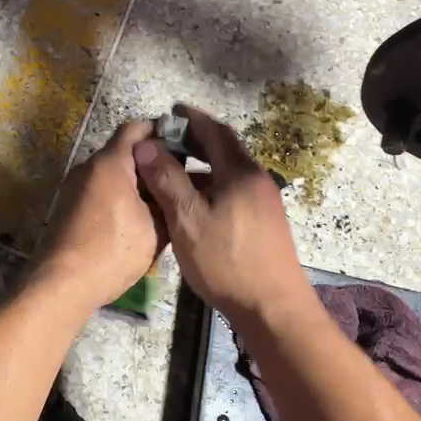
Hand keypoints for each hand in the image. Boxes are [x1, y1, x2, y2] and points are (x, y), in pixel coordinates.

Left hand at [30, 121, 163, 310]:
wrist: (61, 284)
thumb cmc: (111, 252)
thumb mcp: (154, 229)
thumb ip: (168, 202)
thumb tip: (177, 189)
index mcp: (109, 163)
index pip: (137, 129)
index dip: (163, 132)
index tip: (187, 147)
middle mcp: (88, 168)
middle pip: (124, 151)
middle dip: (153, 162)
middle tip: (181, 179)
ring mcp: (75, 187)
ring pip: (113, 174)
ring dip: (137, 183)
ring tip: (165, 202)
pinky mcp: (70, 207)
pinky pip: (101, 191)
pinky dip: (121, 197)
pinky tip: (141, 219)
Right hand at [132, 106, 313, 326]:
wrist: (274, 308)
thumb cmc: (227, 262)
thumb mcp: (188, 220)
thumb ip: (167, 181)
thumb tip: (146, 146)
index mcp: (240, 173)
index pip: (215, 132)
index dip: (192, 119)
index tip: (170, 111)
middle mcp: (258, 180)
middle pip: (225, 150)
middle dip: (196, 141)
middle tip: (166, 141)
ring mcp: (265, 203)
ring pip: (229, 173)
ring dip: (203, 167)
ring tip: (173, 173)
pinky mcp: (266, 223)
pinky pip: (235, 191)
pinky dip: (212, 186)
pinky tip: (195, 204)